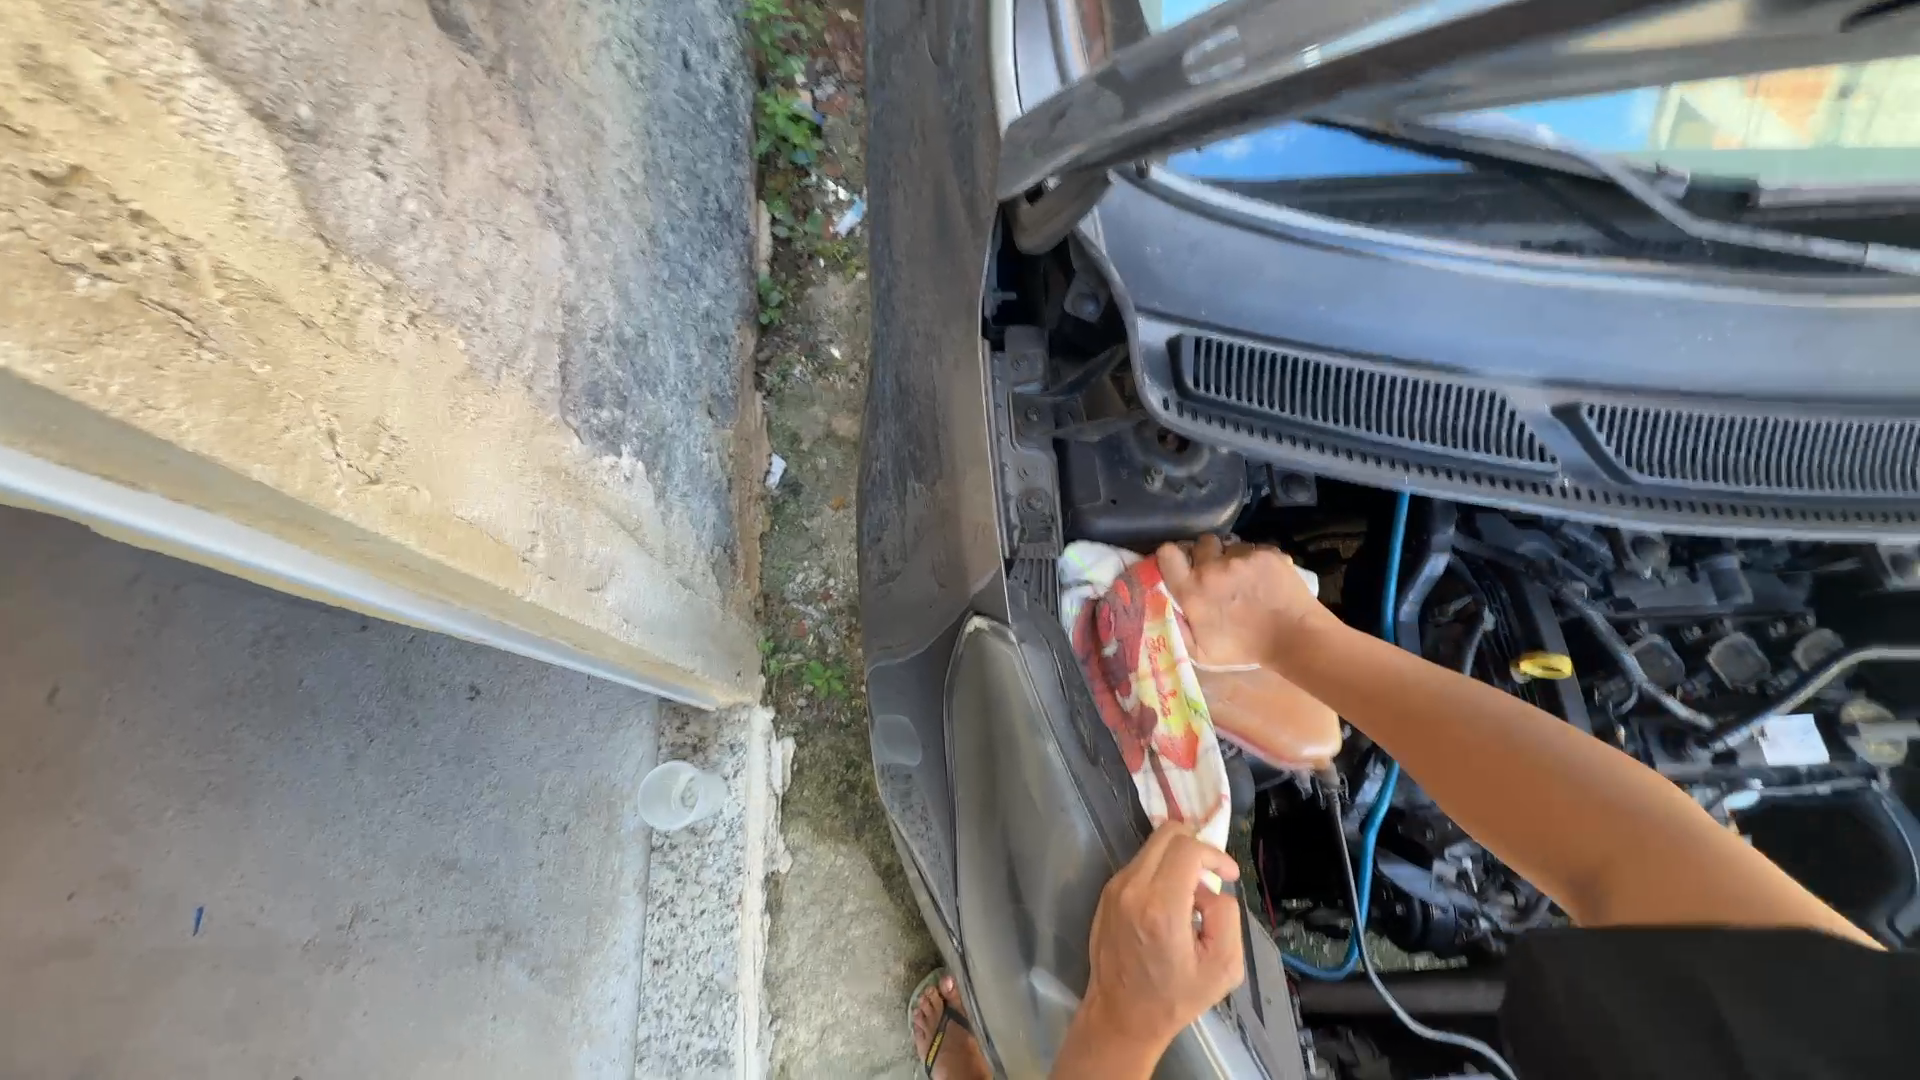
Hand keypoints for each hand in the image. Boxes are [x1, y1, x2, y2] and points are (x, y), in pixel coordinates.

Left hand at [1072, 824, 1244, 1066]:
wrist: (1121, 1014)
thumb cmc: (1174, 997)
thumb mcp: (1222, 968)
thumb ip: (1226, 917)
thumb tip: (1212, 888)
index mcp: (1161, 907)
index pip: (1188, 849)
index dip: (1215, 853)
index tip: (1229, 874)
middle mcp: (1133, 888)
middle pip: (1166, 834)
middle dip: (1196, 846)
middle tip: (1211, 876)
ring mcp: (1116, 887)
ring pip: (1152, 847)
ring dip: (1178, 860)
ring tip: (1192, 898)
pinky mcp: (1108, 892)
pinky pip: (1140, 865)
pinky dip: (1161, 872)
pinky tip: (1170, 904)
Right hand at [1157, 535, 1340, 668]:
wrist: (1294, 638)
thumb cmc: (1244, 648)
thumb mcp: (1200, 652)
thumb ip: (1176, 628)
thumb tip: (1161, 609)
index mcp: (1191, 589)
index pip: (1168, 553)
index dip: (1172, 556)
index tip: (1181, 565)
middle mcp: (1212, 567)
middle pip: (1200, 543)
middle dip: (1206, 555)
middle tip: (1215, 571)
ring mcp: (1241, 557)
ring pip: (1230, 546)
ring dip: (1232, 557)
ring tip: (1244, 575)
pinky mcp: (1266, 553)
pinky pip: (1254, 549)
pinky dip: (1256, 560)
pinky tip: (1264, 578)